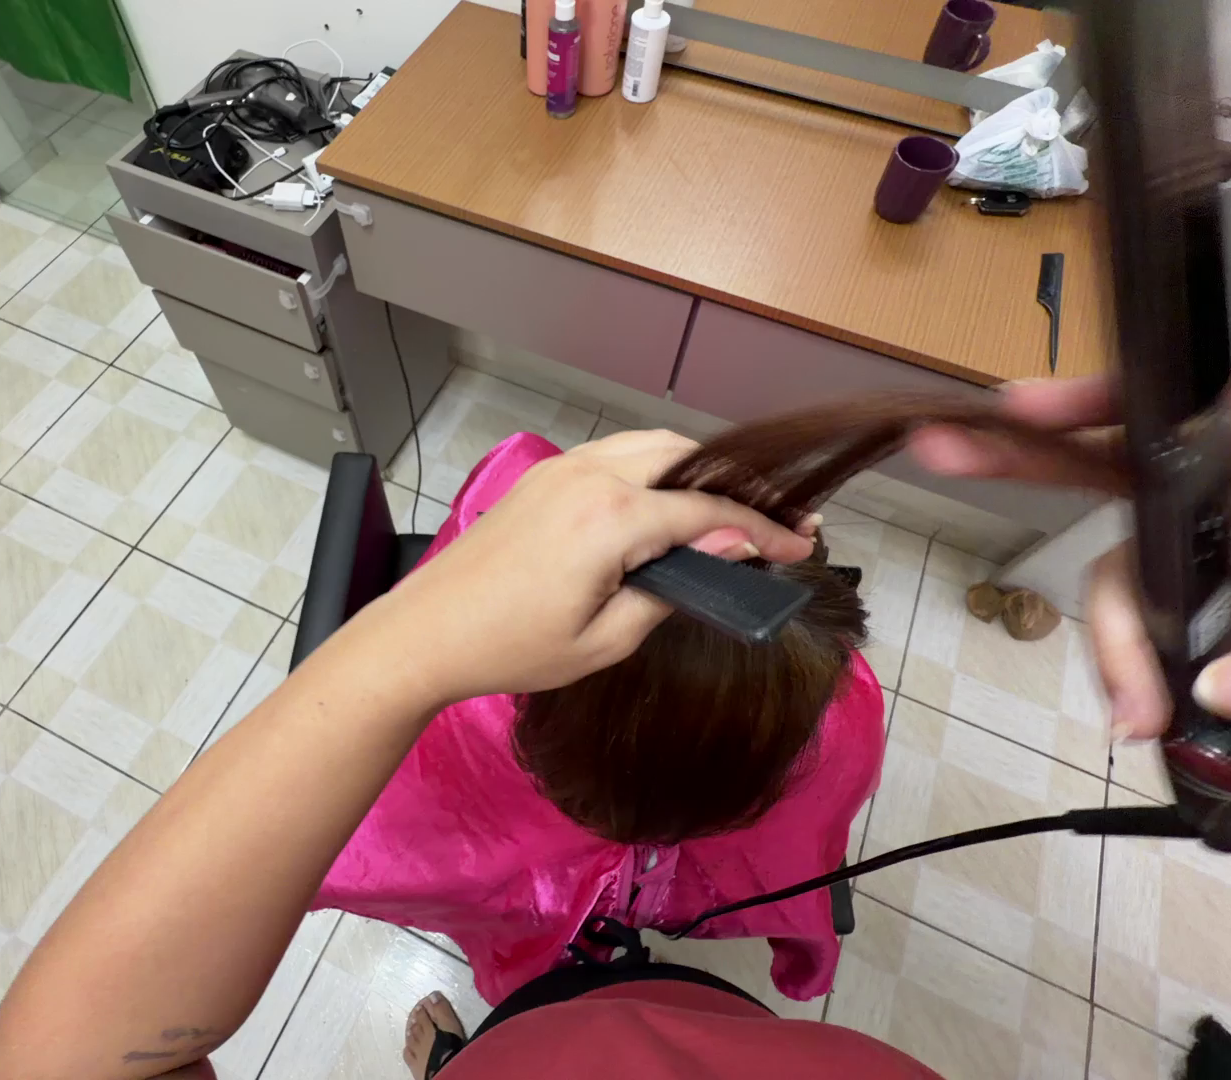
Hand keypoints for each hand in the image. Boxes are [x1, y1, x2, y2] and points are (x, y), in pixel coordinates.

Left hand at [357, 429, 815, 704]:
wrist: (428, 630)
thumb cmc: (513, 647)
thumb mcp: (604, 639)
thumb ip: (673, 588)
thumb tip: (724, 551)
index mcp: (609, 518)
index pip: (708, 510)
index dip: (763, 527)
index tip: (802, 543)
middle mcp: (588, 475)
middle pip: (683, 455)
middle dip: (733, 482)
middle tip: (768, 518)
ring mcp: (560, 468)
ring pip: (647, 445)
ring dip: (692, 468)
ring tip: (724, 508)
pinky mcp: (541, 475)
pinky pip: (613, 454)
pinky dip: (651, 468)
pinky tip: (662, 501)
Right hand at [910, 373, 1230, 806]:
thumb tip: (1227, 686)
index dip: (1135, 398)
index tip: (1036, 409)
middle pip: (1136, 463)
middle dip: (1034, 456)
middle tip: (943, 449)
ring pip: (1126, 570)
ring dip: (1108, 636)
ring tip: (1133, 714)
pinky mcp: (1208, 618)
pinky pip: (1134, 626)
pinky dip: (1121, 669)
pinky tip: (1136, 717)